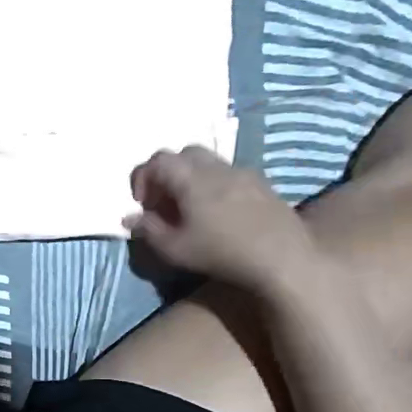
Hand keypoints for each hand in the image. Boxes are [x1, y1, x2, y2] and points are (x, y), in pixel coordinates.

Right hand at [125, 147, 313, 294]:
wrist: (282, 256)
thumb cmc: (221, 253)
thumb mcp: (174, 249)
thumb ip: (148, 230)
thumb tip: (130, 218)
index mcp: (191, 177)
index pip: (158, 160)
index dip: (143, 178)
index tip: (142, 204)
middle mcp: (216, 166)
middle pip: (184, 155)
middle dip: (167, 174)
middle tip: (163, 203)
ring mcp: (242, 172)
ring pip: (208, 162)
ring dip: (191, 179)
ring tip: (189, 210)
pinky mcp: (261, 184)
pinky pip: (228, 175)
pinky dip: (213, 186)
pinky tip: (217, 214)